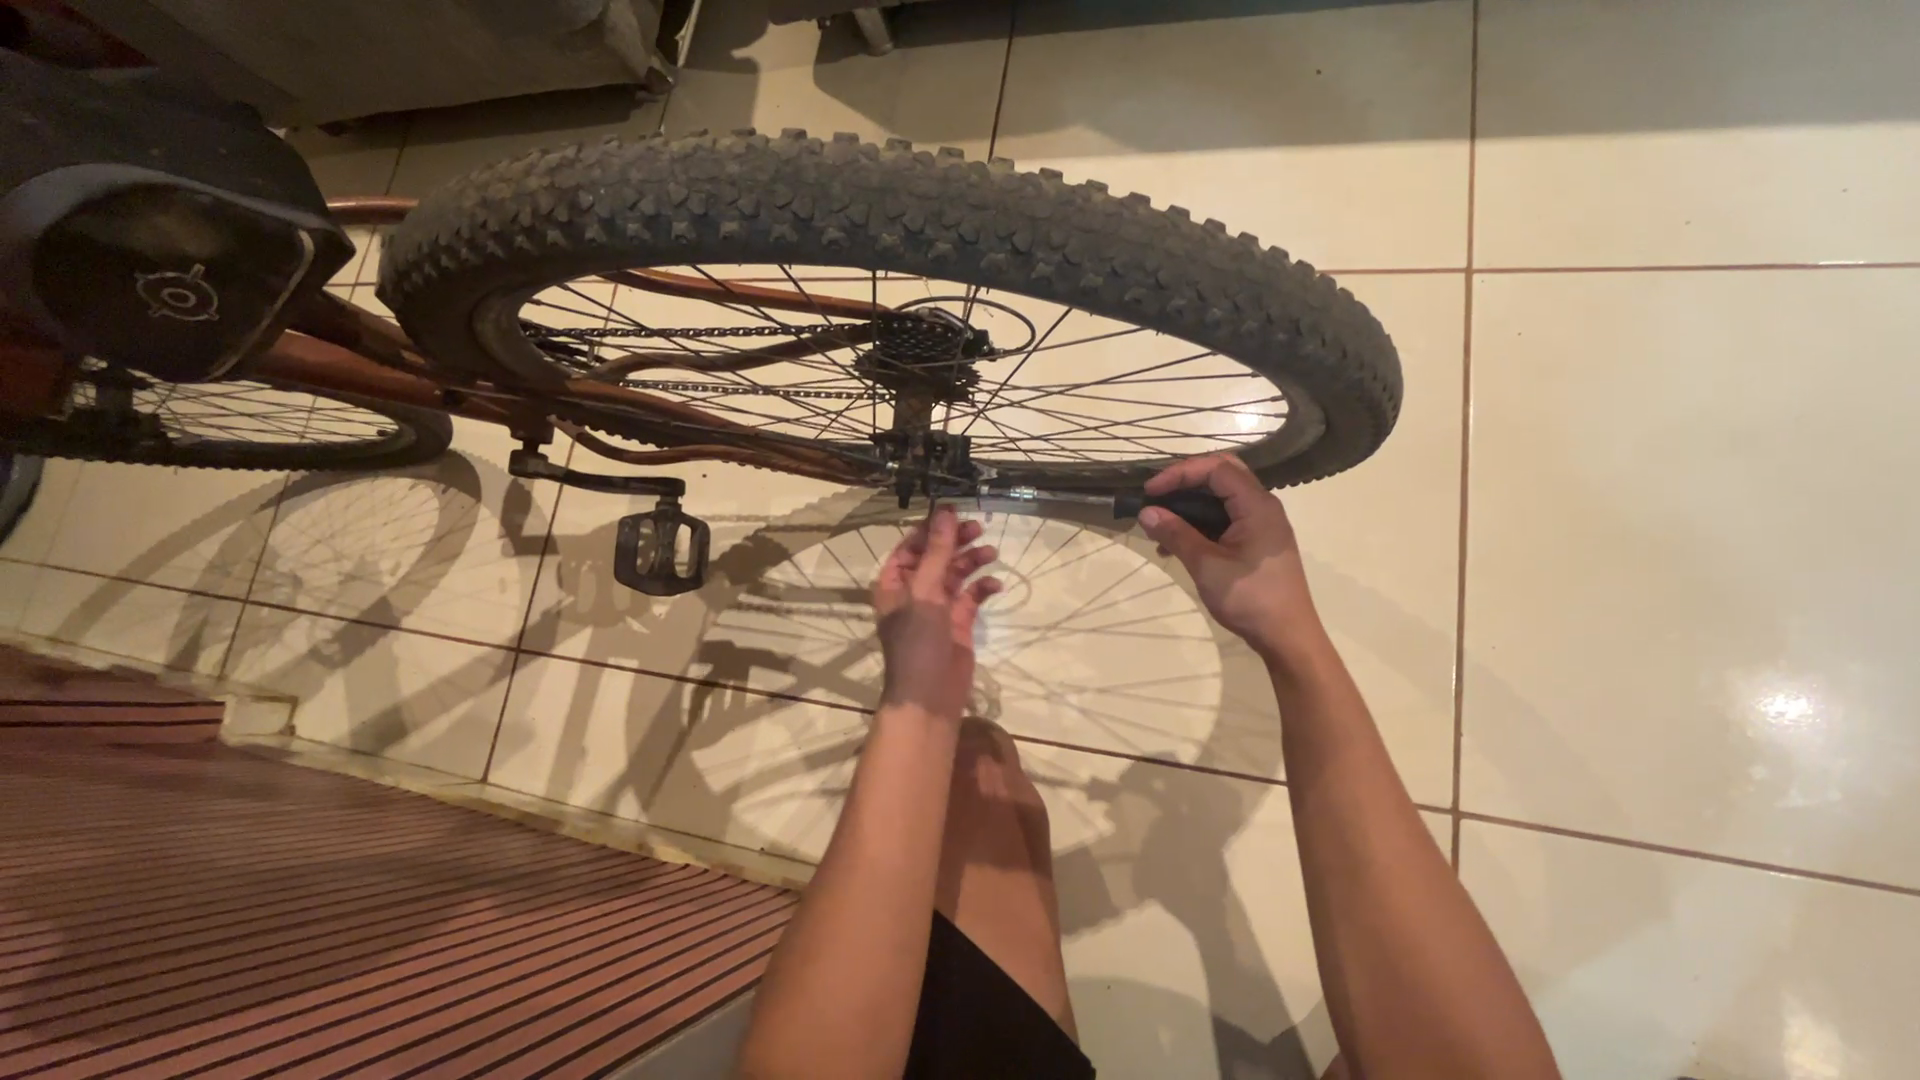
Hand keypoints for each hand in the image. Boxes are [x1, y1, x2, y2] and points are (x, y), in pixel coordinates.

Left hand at [873, 505, 1001, 718]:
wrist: (930, 695)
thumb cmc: (917, 640)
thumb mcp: (924, 591)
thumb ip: (937, 552)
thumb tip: (945, 512)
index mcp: (894, 582)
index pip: (912, 545)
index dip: (932, 528)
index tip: (954, 510)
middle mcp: (914, 591)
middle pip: (936, 556)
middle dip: (956, 541)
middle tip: (978, 527)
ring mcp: (937, 608)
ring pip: (956, 574)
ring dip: (972, 561)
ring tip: (991, 551)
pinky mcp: (958, 623)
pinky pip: (971, 596)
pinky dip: (982, 587)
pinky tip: (995, 584)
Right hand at [1135, 452, 1323, 660]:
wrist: (1287, 637)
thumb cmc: (1250, 598)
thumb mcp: (1207, 565)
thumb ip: (1176, 534)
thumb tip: (1146, 512)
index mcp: (1257, 505)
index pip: (1216, 469)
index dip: (1180, 473)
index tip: (1150, 491)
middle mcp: (1263, 507)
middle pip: (1222, 475)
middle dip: (1186, 481)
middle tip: (1157, 495)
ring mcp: (1262, 525)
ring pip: (1222, 499)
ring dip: (1190, 506)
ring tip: (1160, 526)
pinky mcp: (1257, 543)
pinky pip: (1226, 520)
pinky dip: (1200, 524)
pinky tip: (1176, 546)